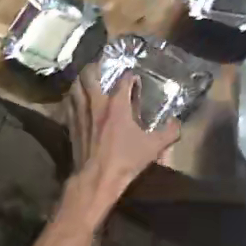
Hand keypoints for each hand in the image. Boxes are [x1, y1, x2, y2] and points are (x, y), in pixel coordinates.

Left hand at [66, 69, 180, 209]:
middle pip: (89, 75)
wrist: (96, 178)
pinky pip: (68, 104)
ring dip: (80, 80)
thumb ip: (169, 133)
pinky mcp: (71, 125)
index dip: (129, 76)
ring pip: (75, 87)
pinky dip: (72, 98)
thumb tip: (177, 122)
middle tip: (101, 66)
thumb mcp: (153, 148)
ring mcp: (80, 113)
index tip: (133, 77)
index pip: (122, 81)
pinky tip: (75, 100)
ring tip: (86, 79)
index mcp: (117, 105)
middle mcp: (96, 104)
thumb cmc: (125, 161)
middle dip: (95, 67)